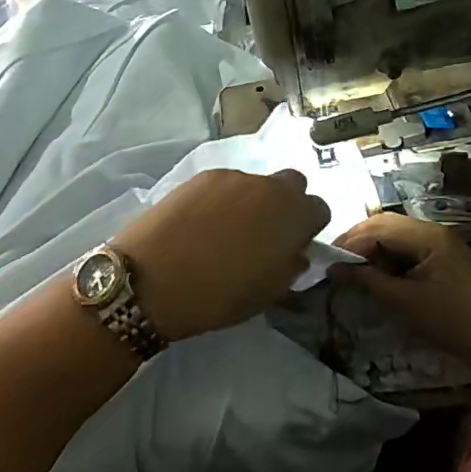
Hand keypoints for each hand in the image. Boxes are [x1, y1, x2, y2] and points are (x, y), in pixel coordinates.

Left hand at [109, 169, 329, 340]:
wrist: (151, 280)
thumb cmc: (218, 295)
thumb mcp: (267, 294)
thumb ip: (291, 268)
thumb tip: (294, 254)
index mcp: (293, 215)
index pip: (319, 209)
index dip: (308, 228)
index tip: (292, 247)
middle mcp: (269, 186)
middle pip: (291, 184)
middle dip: (286, 204)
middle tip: (264, 234)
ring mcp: (233, 177)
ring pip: (255, 184)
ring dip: (252, 202)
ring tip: (224, 232)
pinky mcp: (200, 176)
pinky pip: (225, 184)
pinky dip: (222, 199)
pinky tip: (200, 225)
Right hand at [330, 214, 470, 375]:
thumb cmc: (452, 321)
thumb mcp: (405, 302)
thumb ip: (369, 281)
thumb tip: (334, 270)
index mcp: (428, 236)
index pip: (380, 227)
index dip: (351, 241)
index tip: (328, 259)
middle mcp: (435, 231)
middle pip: (388, 224)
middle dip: (360, 239)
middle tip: (336, 260)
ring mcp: (442, 243)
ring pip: (398, 234)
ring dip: (374, 247)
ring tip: (352, 267)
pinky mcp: (445, 258)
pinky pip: (410, 247)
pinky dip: (390, 256)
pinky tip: (378, 272)